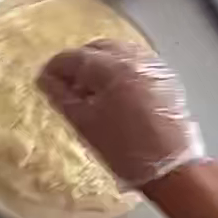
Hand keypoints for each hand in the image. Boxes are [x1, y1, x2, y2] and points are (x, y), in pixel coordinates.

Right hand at [37, 39, 206, 187]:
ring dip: (98, 65)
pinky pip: (133, 60)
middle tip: (68, 88)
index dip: (54, 68)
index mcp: (110, 69)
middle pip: (94, 49)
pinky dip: (118, 69)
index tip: (44, 82)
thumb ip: (60, 96)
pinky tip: (114, 92)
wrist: (172, 169)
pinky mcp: (165, 75)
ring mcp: (151, 65)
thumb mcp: (83, 124)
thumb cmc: (123, 150)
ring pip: (115, 51)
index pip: (72, 57)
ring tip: (91, 91)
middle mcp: (132, 59)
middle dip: (77, 64)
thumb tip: (44, 79)